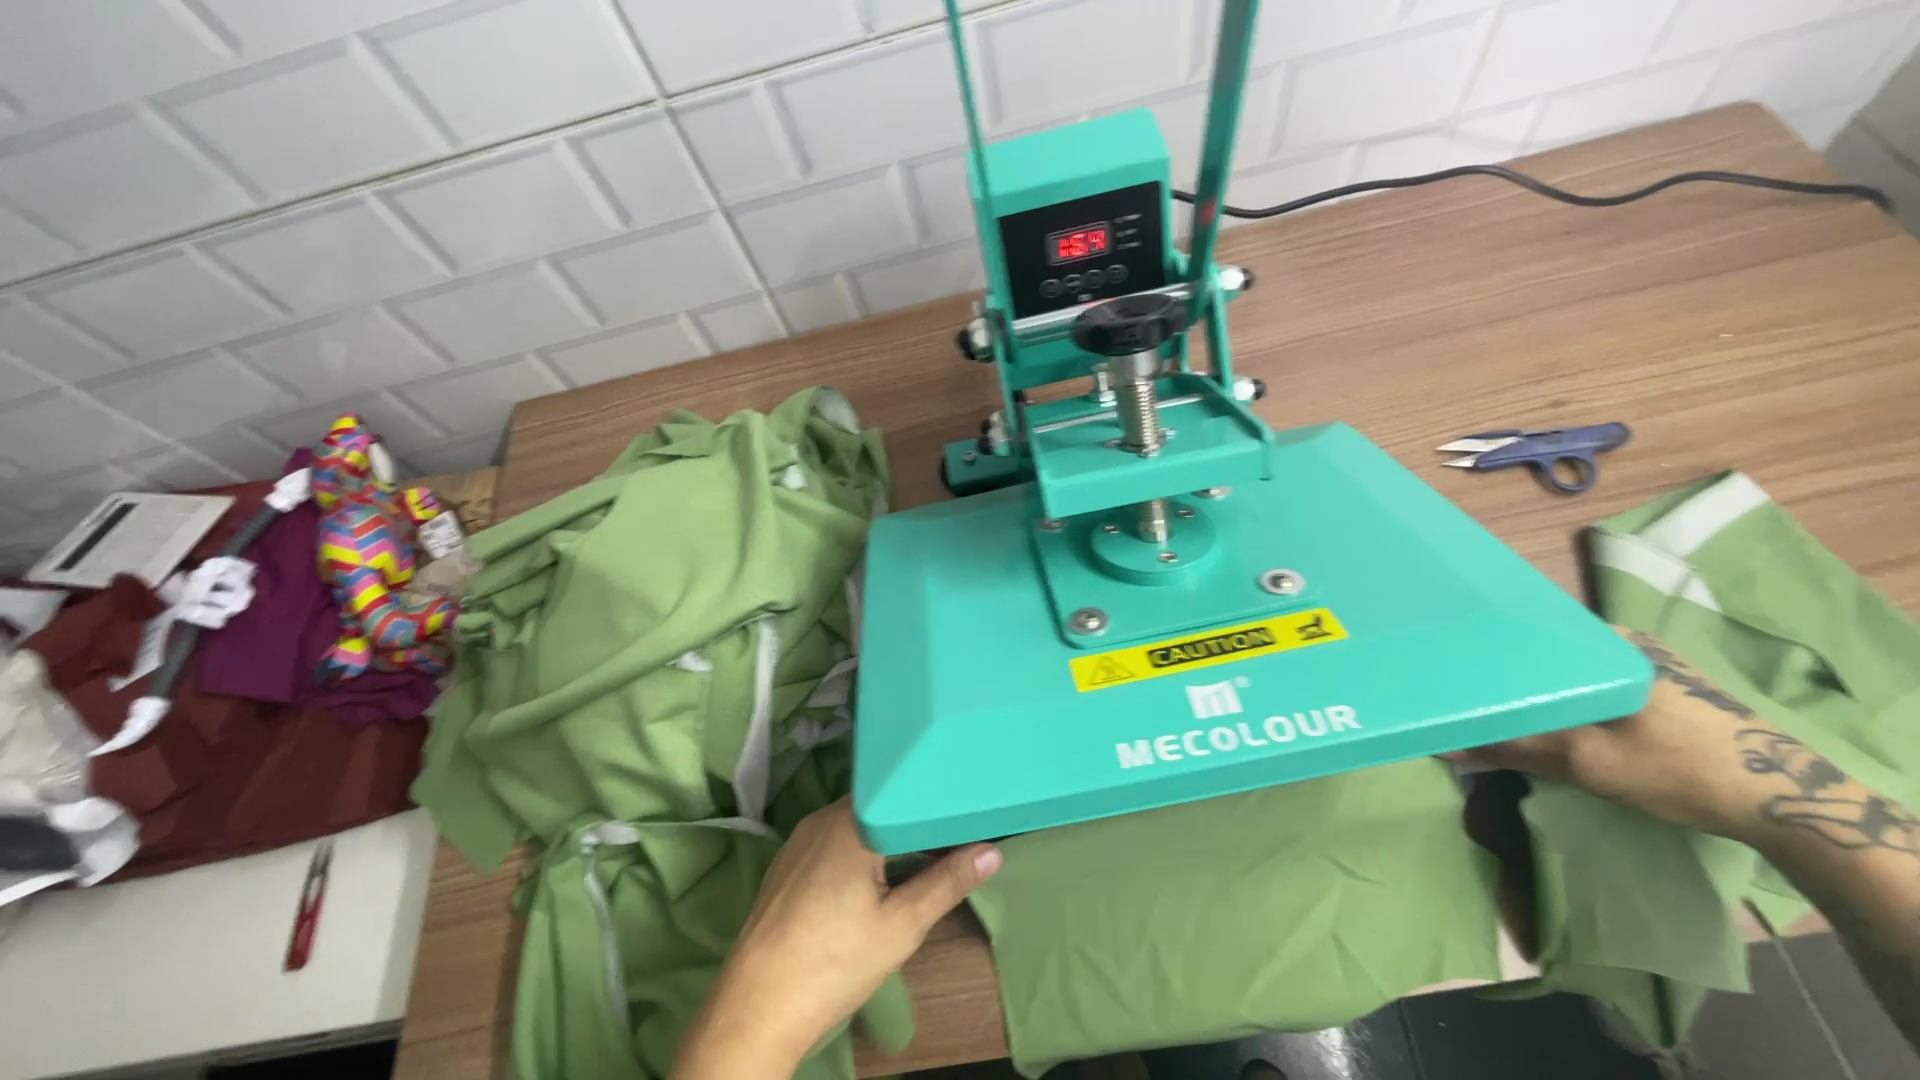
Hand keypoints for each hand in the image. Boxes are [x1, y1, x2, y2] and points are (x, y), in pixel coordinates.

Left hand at [672, 799, 1001, 1078]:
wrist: (757, 1007)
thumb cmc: (835, 961)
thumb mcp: (902, 925)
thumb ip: (947, 881)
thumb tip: (992, 851)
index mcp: (851, 823)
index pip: (904, 793)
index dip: (938, 803)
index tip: (969, 815)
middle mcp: (822, 819)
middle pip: (880, 806)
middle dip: (917, 822)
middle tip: (956, 840)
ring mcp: (800, 841)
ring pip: (857, 824)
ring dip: (890, 837)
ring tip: (927, 857)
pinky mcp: (788, 865)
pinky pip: (835, 841)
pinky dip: (863, 850)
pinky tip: (880, 876)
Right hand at [1443, 627, 1791, 841]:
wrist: (1788, 805)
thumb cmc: (1681, 772)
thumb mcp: (1587, 763)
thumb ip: (1512, 747)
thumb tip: (1443, 743)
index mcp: (1605, 642)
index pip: (1521, 639)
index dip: (1482, 663)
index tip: (1450, 683)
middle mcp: (1621, 642)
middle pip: (1541, 659)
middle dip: (1505, 684)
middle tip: (1465, 707)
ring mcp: (1643, 664)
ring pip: (1564, 677)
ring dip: (1534, 699)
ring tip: (1496, 719)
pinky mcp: (1658, 690)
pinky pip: (1588, 690)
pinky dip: (1561, 707)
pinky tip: (1547, 728)